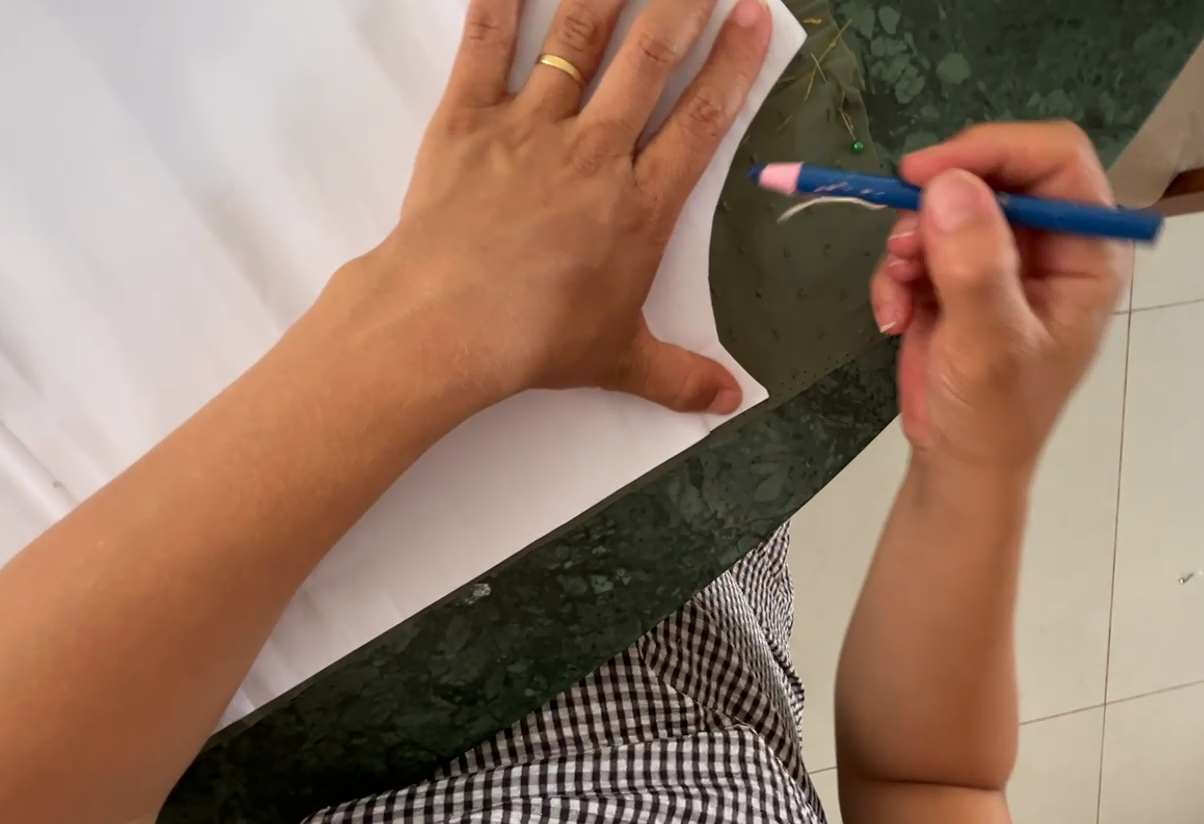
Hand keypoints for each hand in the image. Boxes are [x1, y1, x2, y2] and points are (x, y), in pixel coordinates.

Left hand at [317, 0, 772, 414]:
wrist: (450, 325)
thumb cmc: (538, 341)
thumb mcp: (620, 361)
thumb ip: (679, 377)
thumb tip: (729, 403)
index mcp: (639, 207)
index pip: (699, 122)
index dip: (731, 67)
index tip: (753, 20)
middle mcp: (594, 153)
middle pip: (648, 59)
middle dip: (683, 4)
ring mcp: (531, 127)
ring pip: (580, 35)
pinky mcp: (469, 117)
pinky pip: (488, 37)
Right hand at [868, 122, 1127, 475]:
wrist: (956, 463)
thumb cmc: (992, 415)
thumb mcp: (988, 344)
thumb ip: (974, 266)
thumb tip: (945, 186)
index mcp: (1083, 253)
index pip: (1054, 163)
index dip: (992, 152)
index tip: (925, 173)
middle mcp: (1043, 247)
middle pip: (991, 179)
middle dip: (936, 208)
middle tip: (901, 246)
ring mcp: (994, 263)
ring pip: (944, 211)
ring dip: (908, 248)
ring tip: (897, 297)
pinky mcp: (952, 284)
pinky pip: (917, 251)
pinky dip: (894, 279)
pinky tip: (892, 319)